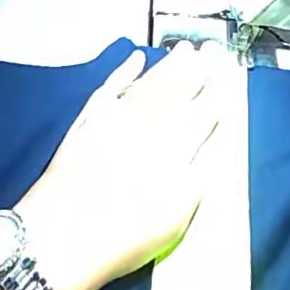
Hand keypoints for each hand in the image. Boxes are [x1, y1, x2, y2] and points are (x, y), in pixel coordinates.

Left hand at [13, 41, 232, 289]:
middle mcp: (146, 125)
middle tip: (211, 49)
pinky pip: (109, 88)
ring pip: (148, 84)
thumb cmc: (125, 236)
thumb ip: (200, 173)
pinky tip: (135, 59)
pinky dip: (123, 72)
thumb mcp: (177, 215)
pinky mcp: (88, 123)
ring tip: (185, 49)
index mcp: (174, 147)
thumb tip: (218, 140)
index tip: (230, 71)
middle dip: (197, 69)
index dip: (218, 91)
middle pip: (177, 90)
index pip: (203, 111)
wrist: (58, 240)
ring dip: (168, 66)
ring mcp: (114, 119)